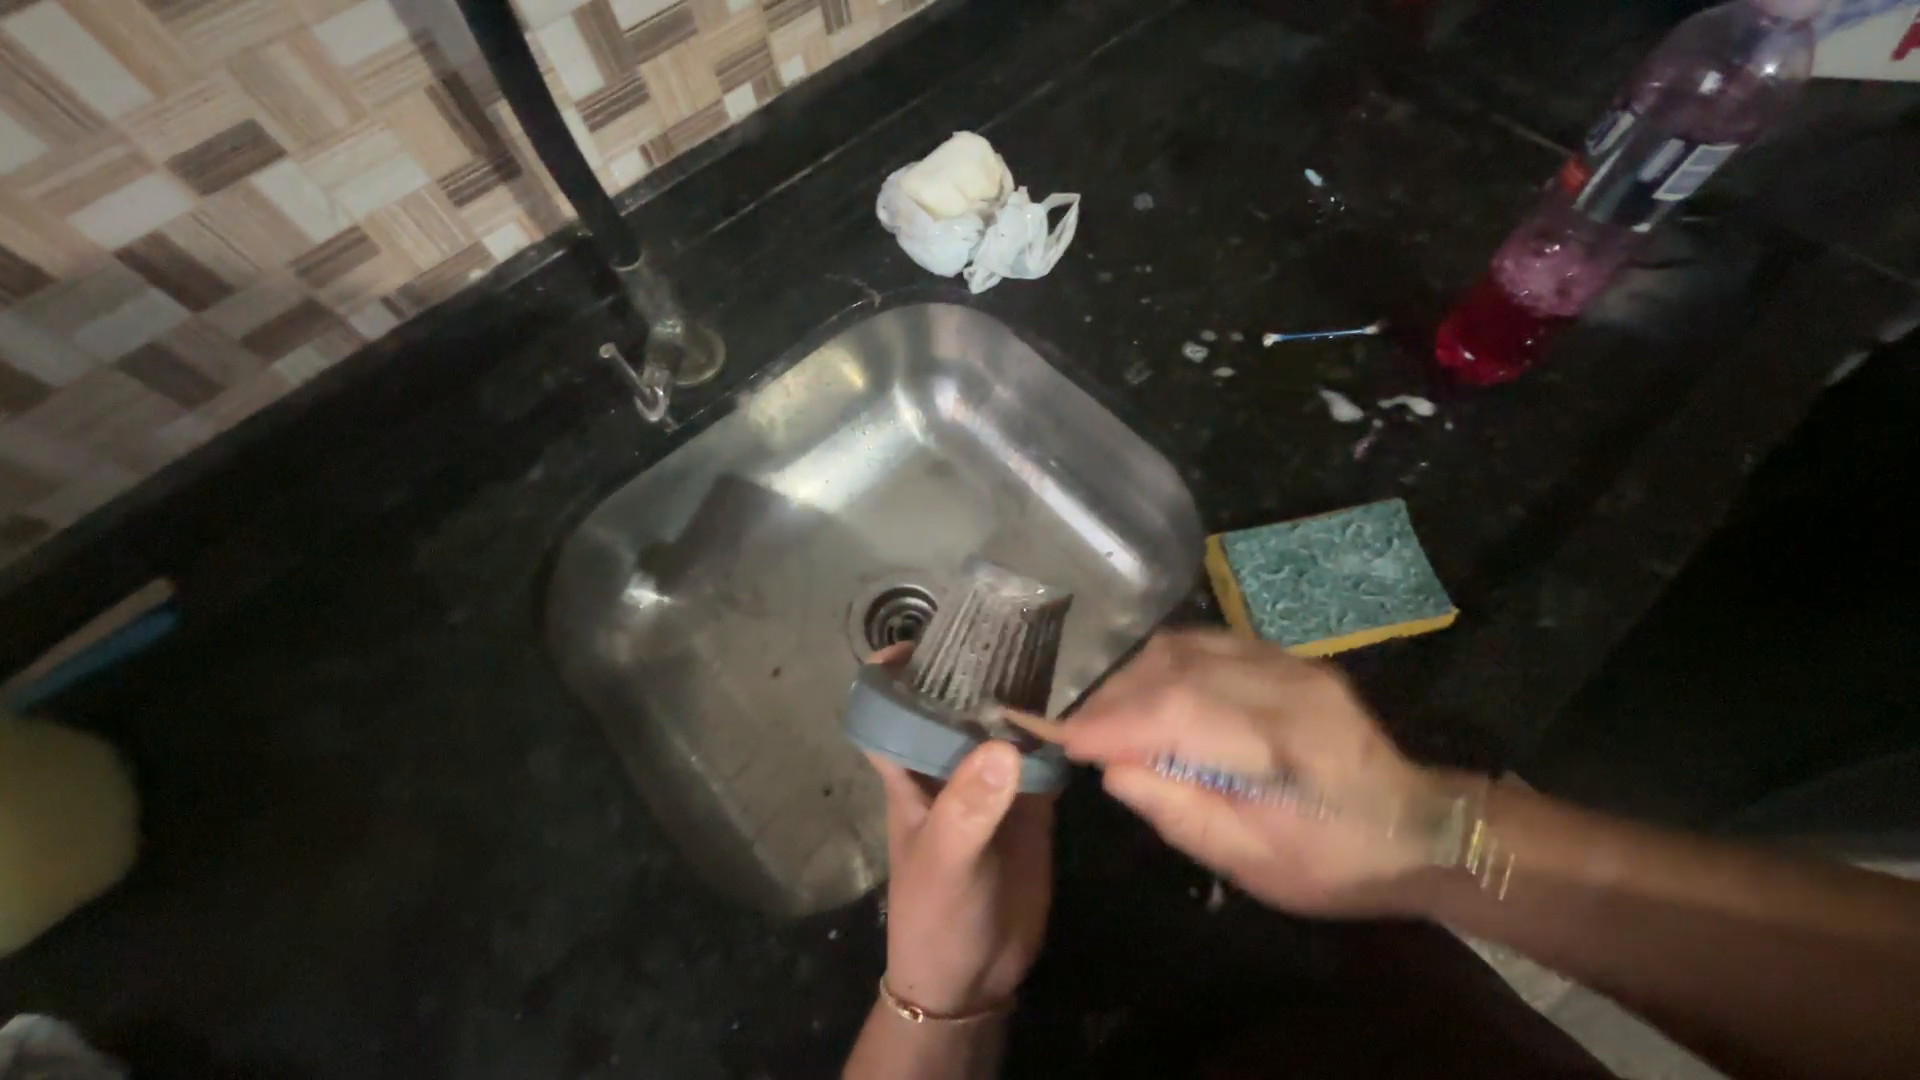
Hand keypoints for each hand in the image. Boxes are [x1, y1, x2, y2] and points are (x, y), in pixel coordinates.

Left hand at [864, 646, 1053, 1014]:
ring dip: (1016, 694)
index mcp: (910, 772)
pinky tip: (1079, 706)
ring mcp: (990, 782)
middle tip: (1008, 627)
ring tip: (1047, 649)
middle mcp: (947, 766)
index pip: (887, 710)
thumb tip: (1002, 746)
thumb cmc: (936, 916)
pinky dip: (1053, 733)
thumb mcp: (946, 861)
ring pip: (998, 725)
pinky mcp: (1030, 802)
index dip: (892, 673)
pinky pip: (1040, 756)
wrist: (974, 976)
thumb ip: (968, 808)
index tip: (922, 641)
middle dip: (971, 669)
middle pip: (951, 705)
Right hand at [1059, 630, 1459, 916]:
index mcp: (1287, 743)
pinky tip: (1145, 691)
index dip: (1115, 722)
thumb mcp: (1252, 863)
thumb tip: (1112, 771)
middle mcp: (1286, 685)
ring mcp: (1287, 662)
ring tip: (1106, 715)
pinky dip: (1161, 664)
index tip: (1067, 742)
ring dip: (1131, 677)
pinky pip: (1204, 643)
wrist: (1415, 828)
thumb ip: (1179, 811)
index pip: (1180, 711)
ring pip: (1184, 647)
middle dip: (1113, 697)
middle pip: (1174, 667)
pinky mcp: (1283, 656)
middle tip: (1079, 733)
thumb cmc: (1332, 863)